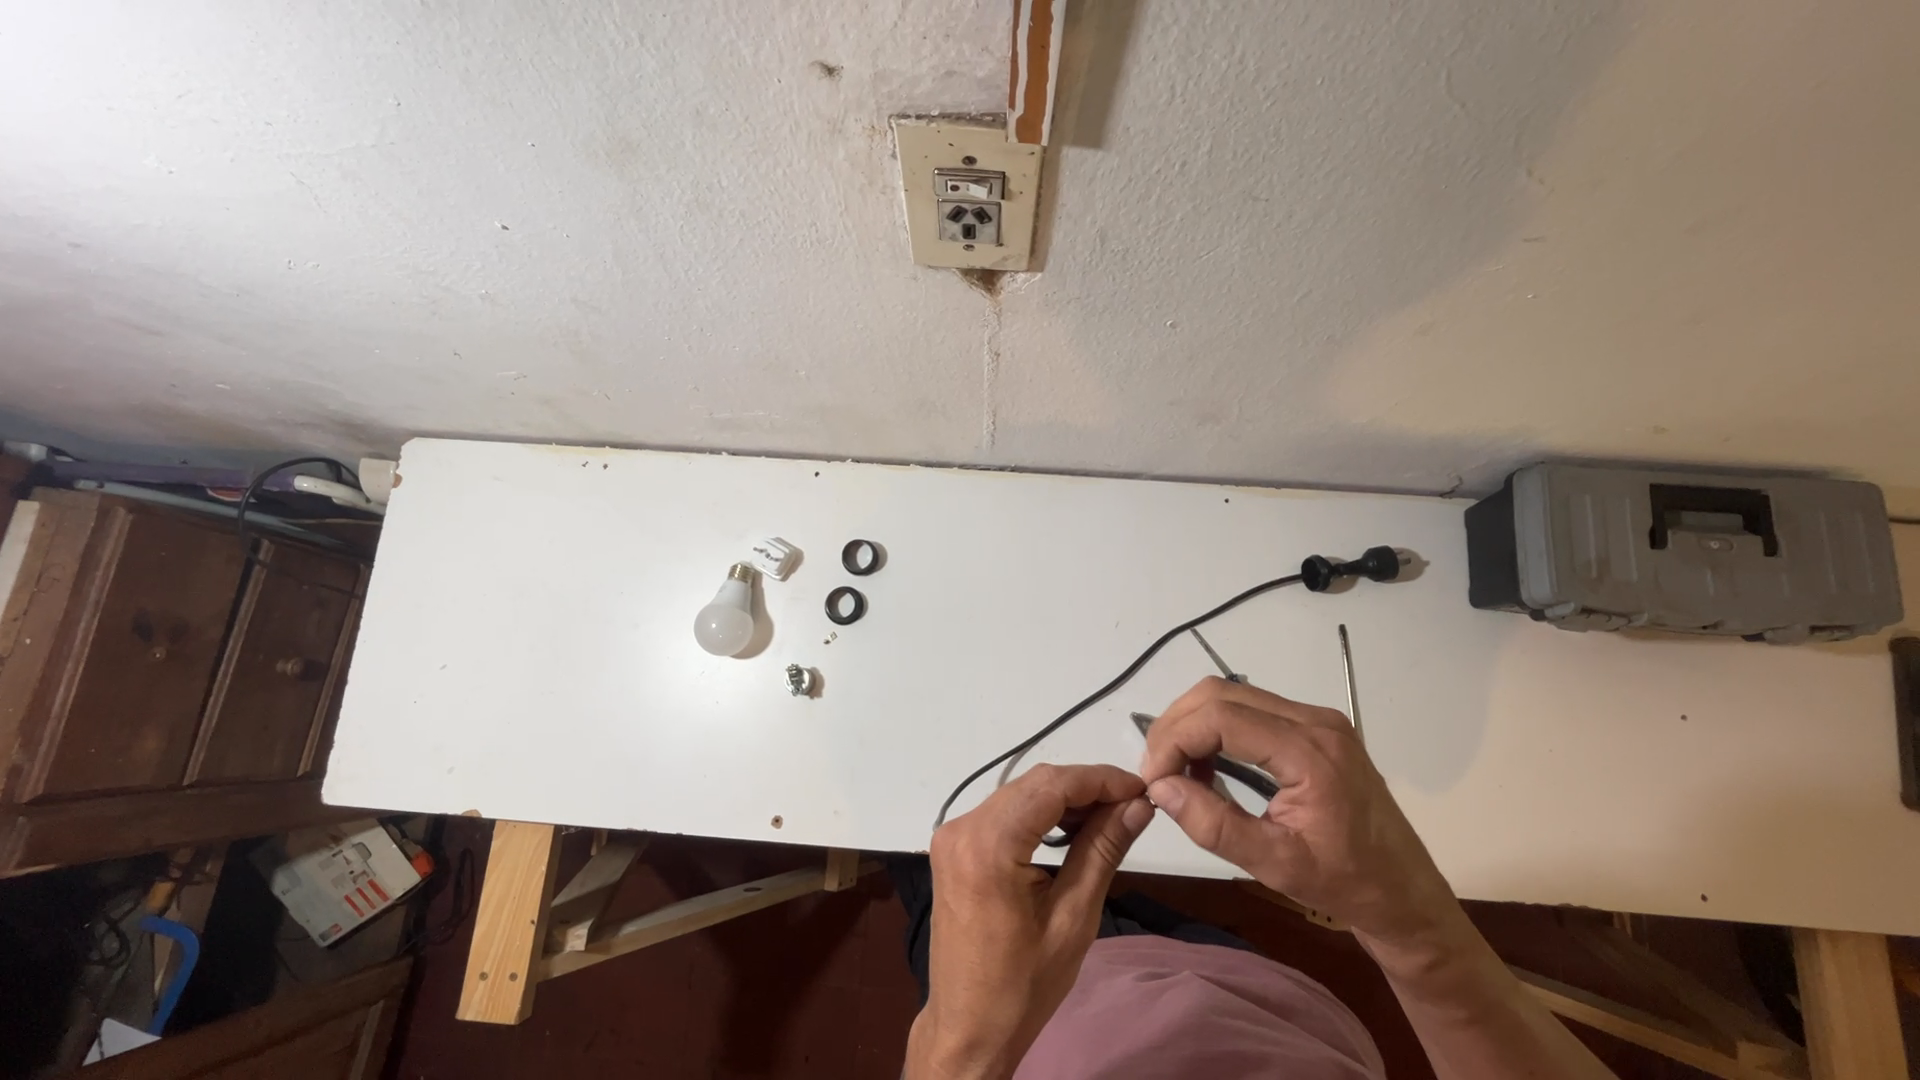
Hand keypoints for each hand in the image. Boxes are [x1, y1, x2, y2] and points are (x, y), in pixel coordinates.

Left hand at [906, 764, 1154, 1079]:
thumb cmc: (1024, 984)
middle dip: (1085, 787)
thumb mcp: (1073, 917)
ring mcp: (953, 835)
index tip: (1141, 787)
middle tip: (1131, 804)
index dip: (1099, 779)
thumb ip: (1102, 850)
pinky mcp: (954, 845)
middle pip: (1033, 785)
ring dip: (1064, 799)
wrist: (968, 1025)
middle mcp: (962, 827)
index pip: (1050, 786)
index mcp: (988, 845)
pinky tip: (1071, 828)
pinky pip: (1003, 812)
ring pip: (1019, 794)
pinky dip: (1039, 813)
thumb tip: (1138, 805)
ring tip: (1109, 816)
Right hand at [1138, 677, 1460, 949]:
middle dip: (1175, 727)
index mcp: (1310, 752)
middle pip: (1220, 693)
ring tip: (1175, 770)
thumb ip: (1212, 824)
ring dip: (1191, 725)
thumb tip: (1159, 787)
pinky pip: (1248, 707)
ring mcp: (1316, 718)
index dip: (1174, 741)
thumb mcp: (1274, 864)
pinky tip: (1206, 766)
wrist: (1404, 892)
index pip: (1220, 717)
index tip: (1152, 780)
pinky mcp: (1313, 726)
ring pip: (1230, 694)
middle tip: (1157, 773)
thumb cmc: (1344, 884)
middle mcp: (1314, 721)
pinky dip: (1214, 728)